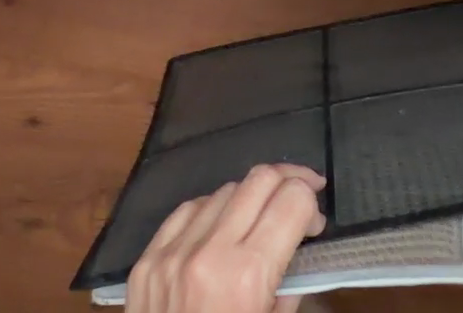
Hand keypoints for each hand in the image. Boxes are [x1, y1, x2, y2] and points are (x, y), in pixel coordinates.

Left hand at [126, 163, 327, 312]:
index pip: (292, 200)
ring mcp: (172, 253)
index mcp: (247, 276)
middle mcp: (209, 253)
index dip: (311, 203)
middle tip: (300, 198)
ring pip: (224, 190)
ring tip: (257, 224)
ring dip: (249, 199)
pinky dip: (211, 212)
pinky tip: (220, 230)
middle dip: (287, 181)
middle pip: (260, 179)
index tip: (315, 223)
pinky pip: (188, 210)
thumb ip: (290, 283)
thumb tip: (299, 239)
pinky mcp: (147, 260)